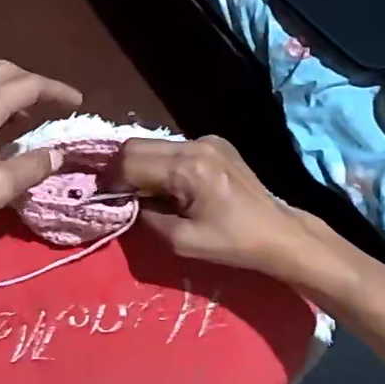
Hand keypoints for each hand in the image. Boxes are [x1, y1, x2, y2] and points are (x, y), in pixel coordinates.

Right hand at [107, 136, 324, 275]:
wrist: (278, 234)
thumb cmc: (231, 243)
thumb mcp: (180, 241)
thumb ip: (145, 217)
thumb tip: (124, 203)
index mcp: (188, 168)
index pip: (130, 161)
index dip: (111, 180)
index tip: (106, 200)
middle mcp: (196, 144)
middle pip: (137, 145)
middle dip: (121, 170)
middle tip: (118, 195)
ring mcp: (207, 139)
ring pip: (154, 144)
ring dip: (141, 166)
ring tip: (143, 193)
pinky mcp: (215, 143)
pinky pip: (173, 148)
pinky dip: (161, 164)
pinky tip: (169, 186)